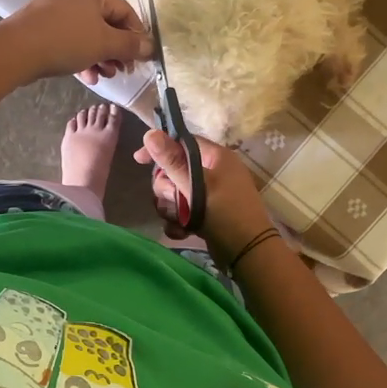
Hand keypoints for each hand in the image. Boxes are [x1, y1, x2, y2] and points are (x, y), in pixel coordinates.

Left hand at [0, 0, 152, 84]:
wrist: (16, 50)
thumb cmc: (66, 40)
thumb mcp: (104, 43)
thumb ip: (130, 45)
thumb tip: (150, 47)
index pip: (125, 11)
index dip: (136, 36)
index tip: (141, 59)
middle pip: (106, 22)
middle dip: (116, 50)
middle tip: (123, 71)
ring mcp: (54, 8)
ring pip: (87, 34)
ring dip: (100, 57)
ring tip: (105, 76)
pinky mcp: (41, 26)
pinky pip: (69, 39)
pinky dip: (81, 56)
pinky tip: (87, 77)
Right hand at [135, 130, 272, 253]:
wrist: (248, 253)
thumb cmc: (226, 213)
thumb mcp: (197, 186)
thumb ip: (172, 162)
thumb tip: (150, 134)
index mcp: (216, 157)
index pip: (181, 143)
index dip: (160, 150)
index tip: (138, 160)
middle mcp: (212, 172)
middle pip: (173, 172)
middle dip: (167, 189)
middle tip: (175, 199)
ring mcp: (209, 195)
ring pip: (174, 195)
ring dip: (172, 209)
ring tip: (182, 220)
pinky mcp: (205, 215)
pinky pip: (181, 212)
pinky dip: (179, 222)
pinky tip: (183, 232)